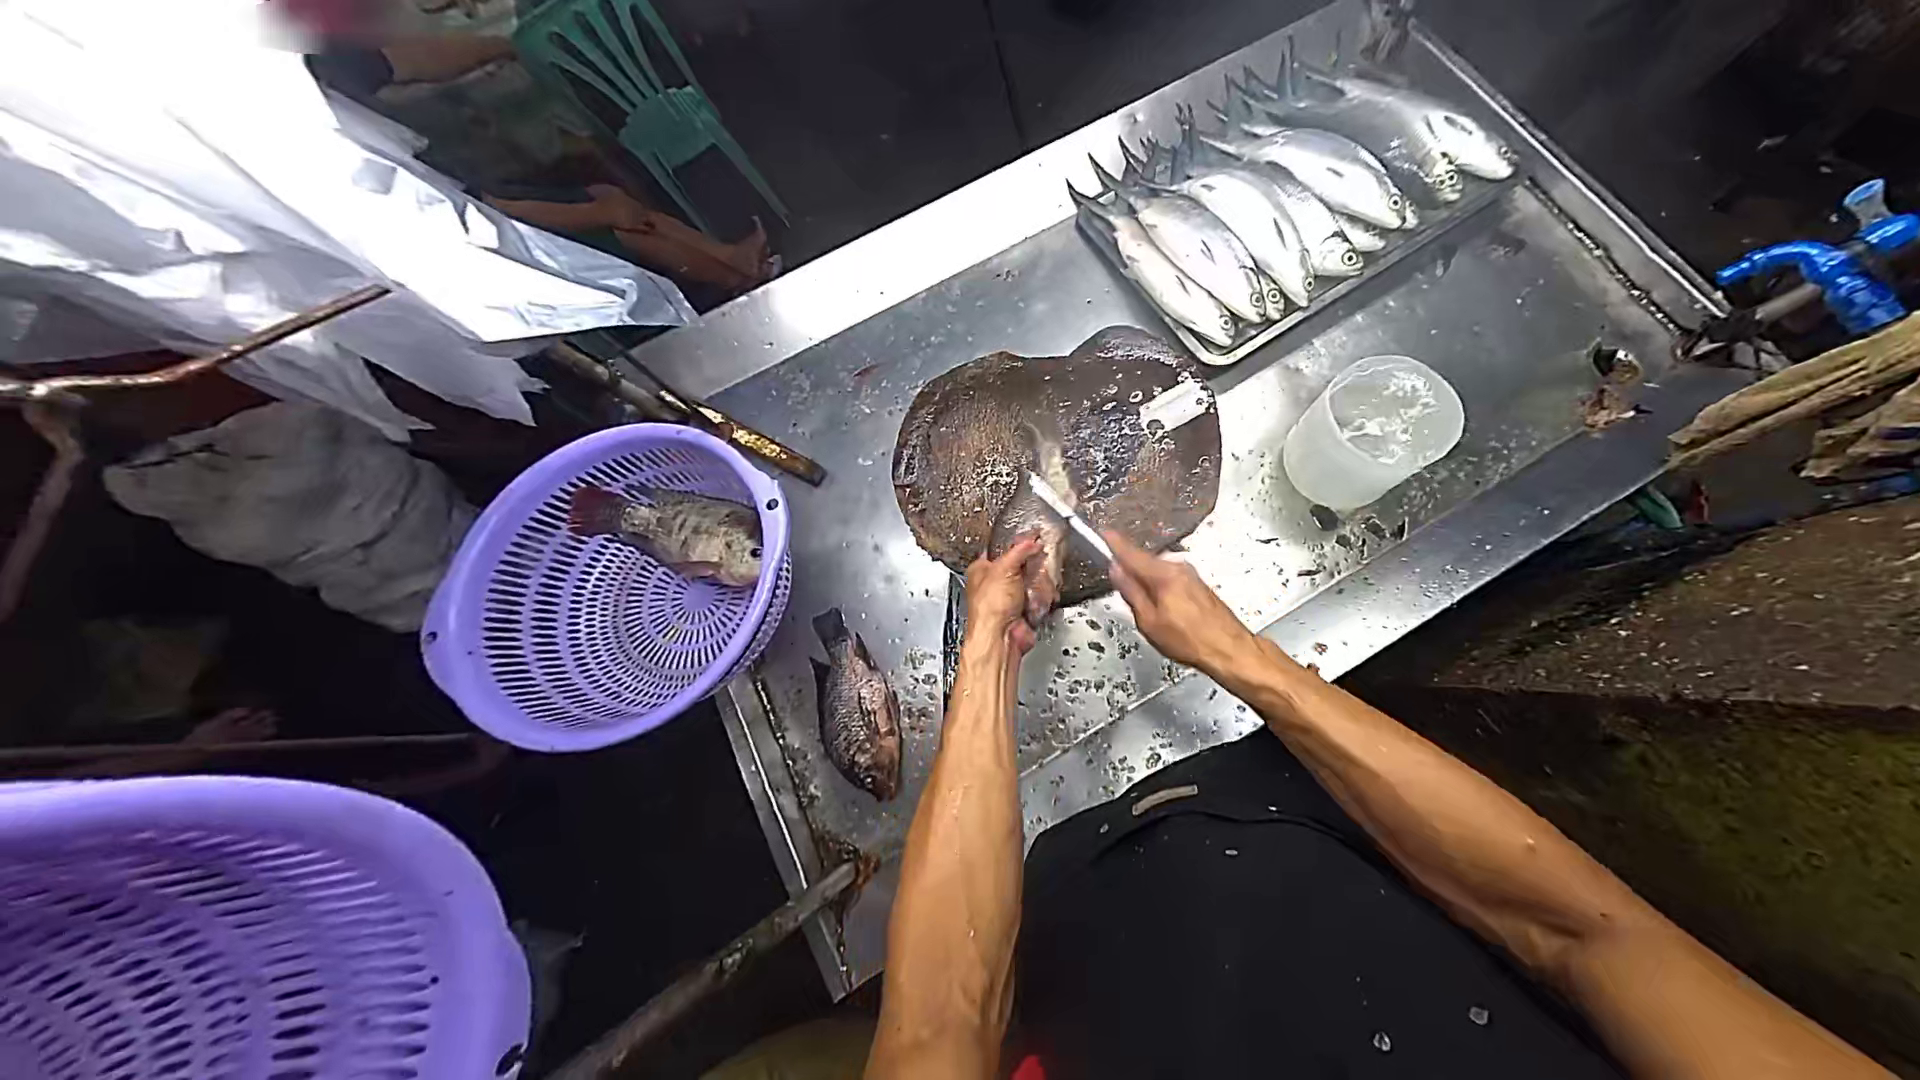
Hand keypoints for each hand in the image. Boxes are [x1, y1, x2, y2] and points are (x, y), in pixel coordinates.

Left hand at [964, 536, 1043, 656]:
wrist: (1000, 638)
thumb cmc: (989, 608)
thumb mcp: (1004, 568)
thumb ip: (1019, 551)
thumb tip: (1030, 541)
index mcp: (982, 570)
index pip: (1002, 550)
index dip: (1017, 545)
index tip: (1032, 540)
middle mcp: (994, 584)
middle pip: (1022, 566)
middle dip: (1032, 568)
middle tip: (1035, 566)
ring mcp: (1010, 599)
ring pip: (1033, 582)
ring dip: (1038, 585)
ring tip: (1032, 590)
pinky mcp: (1024, 611)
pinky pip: (1040, 598)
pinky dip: (1042, 599)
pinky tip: (1036, 602)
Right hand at [1105, 531, 1256, 671]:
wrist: (1229, 649)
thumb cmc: (1191, 640)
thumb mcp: (1148, 620)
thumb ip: (1130, 591)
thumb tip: (1116, 570)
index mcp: (1163, 575)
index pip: (1131, 553)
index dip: (1114, 543)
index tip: (1104, 533)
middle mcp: (1178, 568)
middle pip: (1144, 562)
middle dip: (1130, 571)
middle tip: (1123, 595)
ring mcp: (1190, 574)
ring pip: (1157, 571)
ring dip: (1146, 582)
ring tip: (1148, 612)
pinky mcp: (1197, 583)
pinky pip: (1170, 578)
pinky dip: (1160, 587)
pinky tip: (1164, 610)